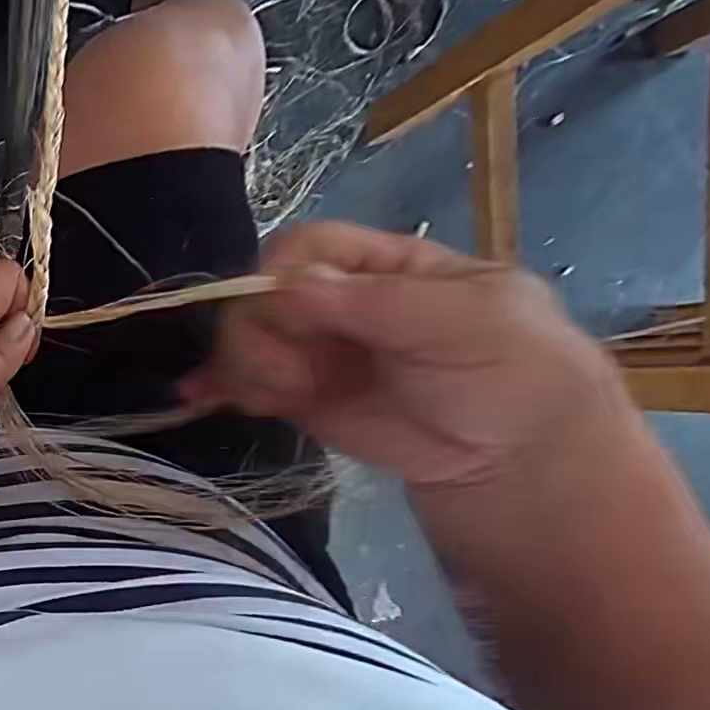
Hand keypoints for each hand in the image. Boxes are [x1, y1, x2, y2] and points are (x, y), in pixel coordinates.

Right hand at [178, 221, 632, 492]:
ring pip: (241, 340)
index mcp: (379, 266)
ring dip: (244, 366)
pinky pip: (240, 382)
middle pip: (258, 297)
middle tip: (292, 378)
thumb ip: (378, 301)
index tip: (289, 314)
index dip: (279, 275)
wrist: (507, 461)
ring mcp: (309, 351)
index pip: (304, 248)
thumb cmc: (510, 376)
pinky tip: (198, 398)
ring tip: (279, 398)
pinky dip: (216, 388)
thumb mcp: (467, 321)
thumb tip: (287, 288)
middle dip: (260, 335)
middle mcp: (333, 303)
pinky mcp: (291, 395)